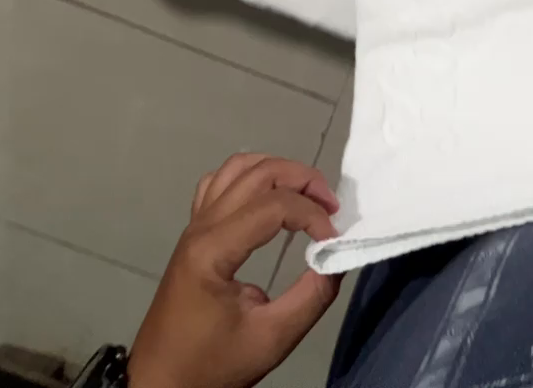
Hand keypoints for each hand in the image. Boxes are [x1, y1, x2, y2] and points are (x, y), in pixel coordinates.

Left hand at [129, 155, 342, 387]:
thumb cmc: (213, 366)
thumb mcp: (272, 339)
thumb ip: (314, 295)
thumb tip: (338, 256)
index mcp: (213, 250)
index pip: (276, 205)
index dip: (313, 215)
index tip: (334, 241)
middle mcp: (201, 226)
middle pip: (260, 173)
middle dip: (304, 180)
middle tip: (330, 208)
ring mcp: (194, 225)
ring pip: (240, 166)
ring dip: (279, 172)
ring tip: (304, 197)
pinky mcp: (194, 231)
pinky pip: (221, 182)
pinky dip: (251, 177)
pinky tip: (268, 199)